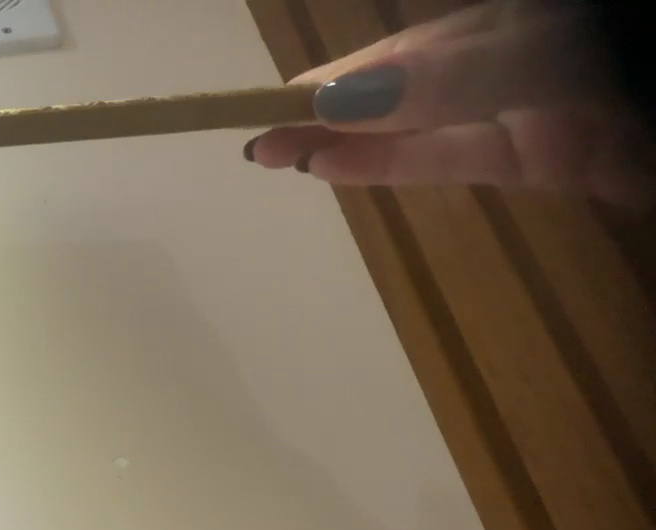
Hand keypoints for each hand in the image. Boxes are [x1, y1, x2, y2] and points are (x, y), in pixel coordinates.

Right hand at [245, 1, 650, 205]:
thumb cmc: (632, 63)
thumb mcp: (549, 54)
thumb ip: (452, 76)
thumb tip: (335, 108)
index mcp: (508, 23)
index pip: (395, 53)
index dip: (325, 80)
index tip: (257, 109)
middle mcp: (509, 57)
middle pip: (394, 86)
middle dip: (319, 111)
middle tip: (251, 141)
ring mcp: (521, 105)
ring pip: (408, 125)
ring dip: (337, 143)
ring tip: (271, 157)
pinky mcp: (533, 155)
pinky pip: (440, 157)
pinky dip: (382, 165)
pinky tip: (329, 167)